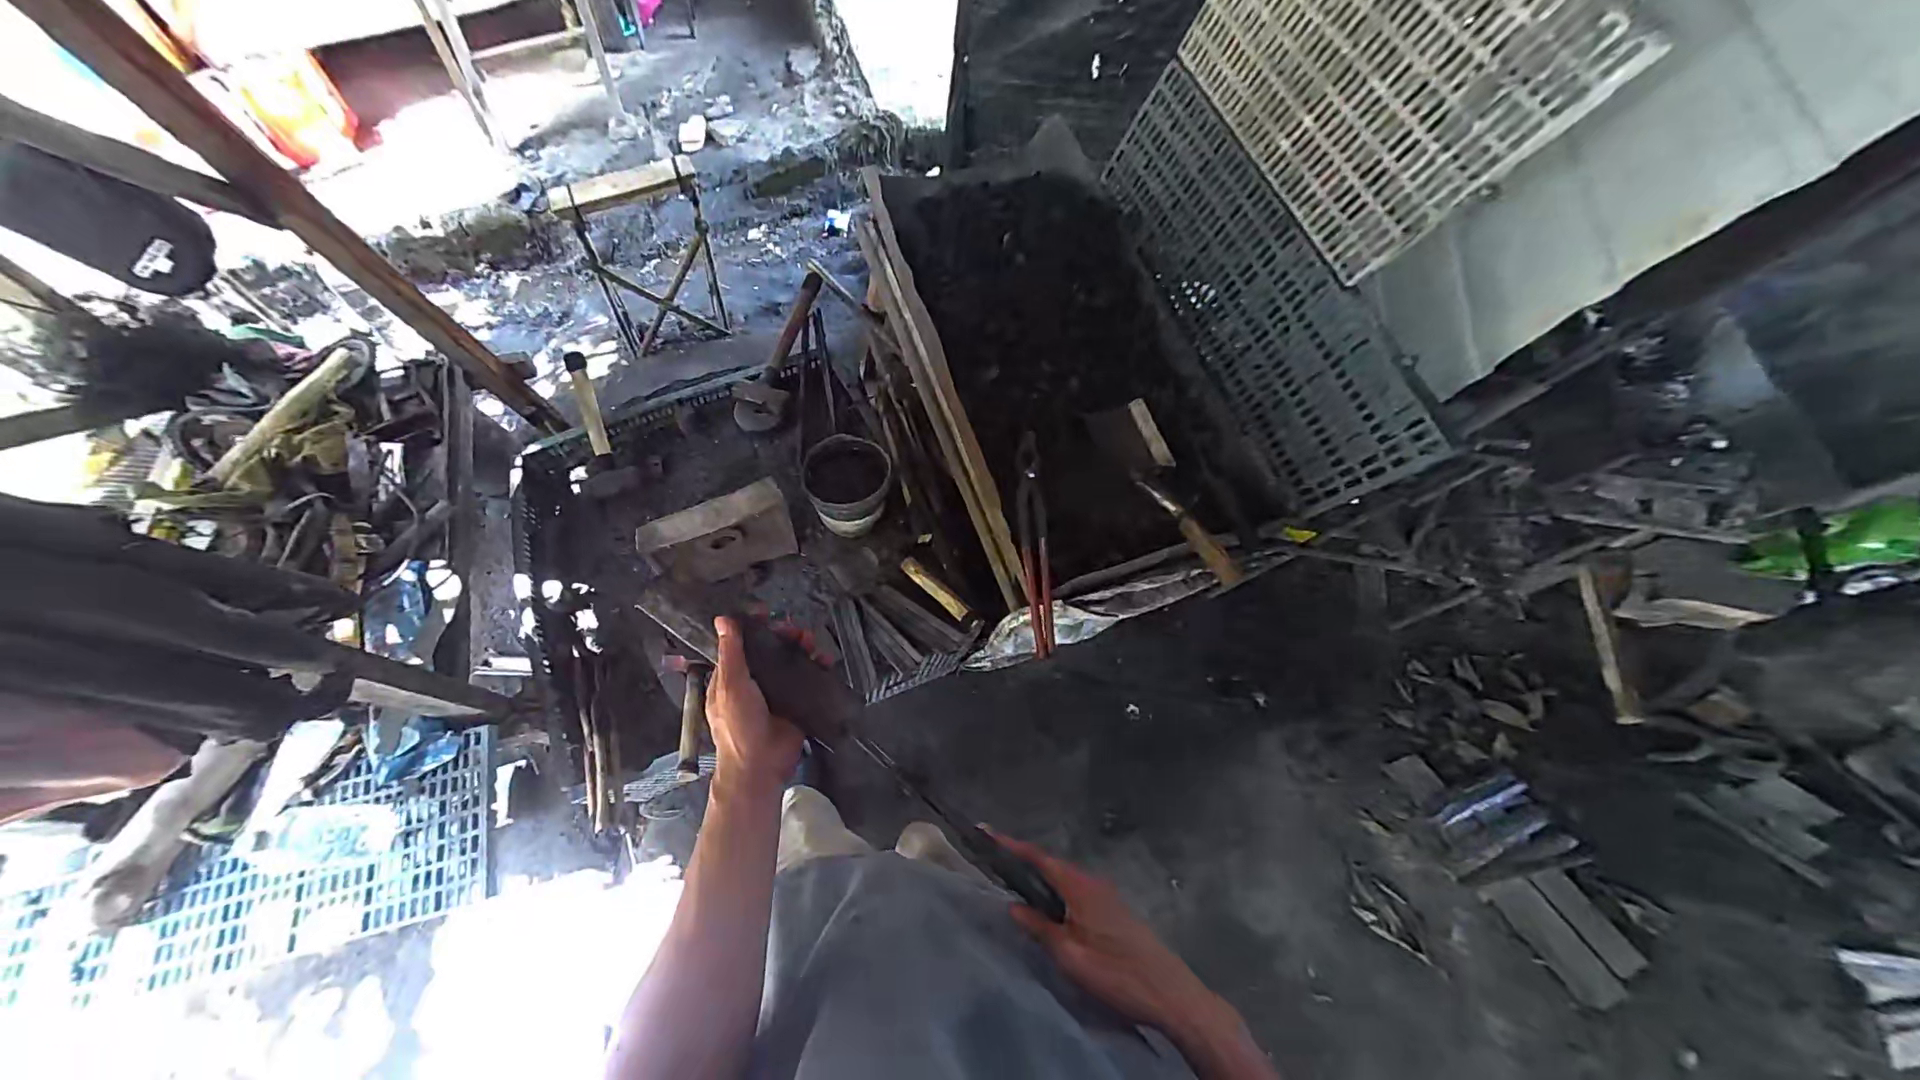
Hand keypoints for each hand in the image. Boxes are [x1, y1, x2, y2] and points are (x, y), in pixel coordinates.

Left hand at [705, 616, 802, 797]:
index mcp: (732, 677)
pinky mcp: (797, 702)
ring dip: (802, 647)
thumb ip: (730, 652)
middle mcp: (755, 682)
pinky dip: (818, 666)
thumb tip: (723, 620)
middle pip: (771, 649)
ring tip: (809, 642)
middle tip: (794, 629)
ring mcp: (777, 692)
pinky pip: (810, 679)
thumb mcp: (730, 684)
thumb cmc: (738, 725)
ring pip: (792, 661)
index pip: (743, 644)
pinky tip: (824, 659)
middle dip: (783, 635)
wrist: (761, 764)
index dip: (754, 627)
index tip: (766, 613)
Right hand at [995, 833, 1243, 1049]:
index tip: (987, 831)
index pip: (1039, 857)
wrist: (1172, 995)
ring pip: (1064, 879)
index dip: (1011, 845)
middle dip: (1022, 859)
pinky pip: (1075, 891)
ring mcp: (1106, 896)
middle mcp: (1093, 883)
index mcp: (1080, 887)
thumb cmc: (1117, 974)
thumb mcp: (1071, 957)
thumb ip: (1040, 929)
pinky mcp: (1113, 911)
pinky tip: (1046, 907)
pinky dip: (1055, 891)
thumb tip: (1013, 906)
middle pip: (1051, 864)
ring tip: (1013, 881)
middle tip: (993, 859)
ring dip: (1039, 877)